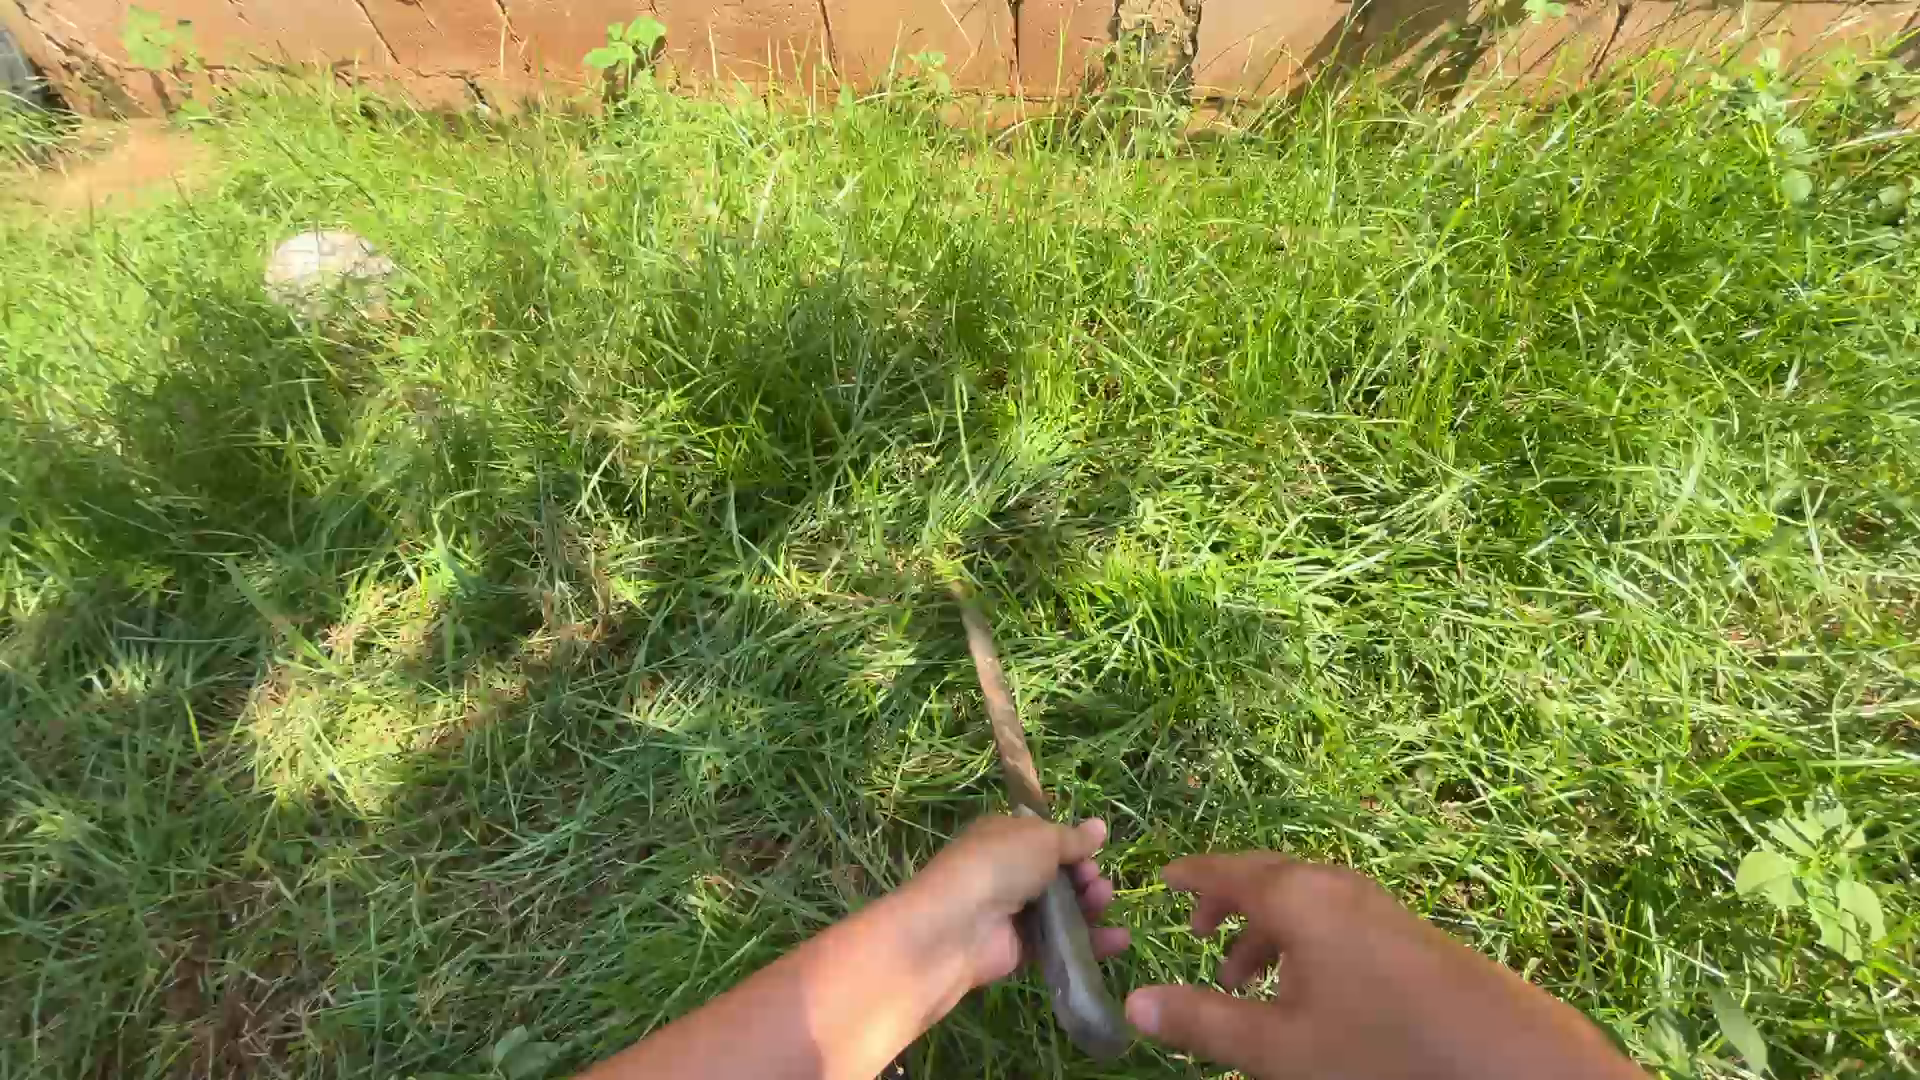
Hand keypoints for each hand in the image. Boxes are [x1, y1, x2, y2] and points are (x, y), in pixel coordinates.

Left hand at [904, 815, 1130, 987]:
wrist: (957, 926)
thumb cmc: (999, 865)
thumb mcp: (1040, 840)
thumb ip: (1072, 839)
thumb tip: (1100, 826)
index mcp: (1005, 835)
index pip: (1046, 838)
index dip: (1072, 847)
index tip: (1092, 854)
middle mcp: (1008, 870)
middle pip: (1057, 874)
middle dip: (1083, 876)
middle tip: (1097, 883)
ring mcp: (1013, 910)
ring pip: (1061, 908)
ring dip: (1089, 905)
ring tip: (1103, 903)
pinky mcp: (1020, 948)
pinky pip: (1060, 942)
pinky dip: (1090, 941)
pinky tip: (1117, 940)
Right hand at [1125, 854, 1646, 1079]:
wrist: (1526, 1072)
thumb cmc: (1388, 1056)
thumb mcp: (1284, 1050)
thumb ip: (1205, 1023)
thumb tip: (1132, 1005)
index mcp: (1296, 897)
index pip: (1225, 871)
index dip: (1191, 876)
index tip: (1163, 877)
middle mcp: (1332, 885)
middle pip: (1262, 876)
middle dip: (1224, 901)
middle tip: (1196, 929)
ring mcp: (1374, 904)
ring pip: (1299, 900)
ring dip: (1263, 929)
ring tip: (1244, 976)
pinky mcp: (1405, 929)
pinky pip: (1331, 915)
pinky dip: (1301, 939)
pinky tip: (1308, 990)